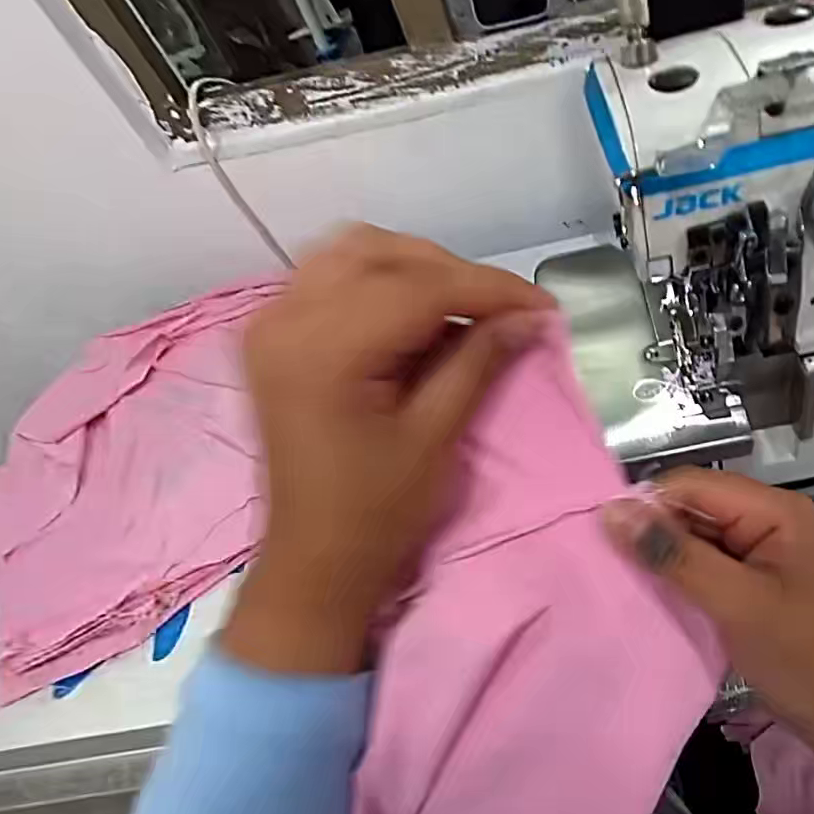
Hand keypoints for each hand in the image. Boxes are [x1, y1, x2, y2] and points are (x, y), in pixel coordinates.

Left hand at [222, 225, 553, 674]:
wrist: (316, 561)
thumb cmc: (379, 513)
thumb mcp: (436, 436)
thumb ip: (478, 363)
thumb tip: (529, 318)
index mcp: (325, 350)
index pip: (418, 286)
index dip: (490, 288)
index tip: (542, 304)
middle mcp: (285, 318)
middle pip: (381, 252)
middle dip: (455, 273)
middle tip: (505, 310)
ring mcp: (271, 323)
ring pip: (354, 253)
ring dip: (417, 269)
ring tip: (466, 309)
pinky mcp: (276, 336)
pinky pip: (334, 277)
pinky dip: (384, 282)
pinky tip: (417, 315)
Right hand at [599, 467, 813, 733]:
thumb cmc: (801, 659)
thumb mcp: (736, 604)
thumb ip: (675, 555)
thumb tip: (614, 511)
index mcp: (775, 510)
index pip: (693, 485)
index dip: (648, 504)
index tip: (605, 538)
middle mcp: (767, 517)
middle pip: (692, 505)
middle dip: (653, 529)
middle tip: (610, 564)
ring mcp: (759, 546)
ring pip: (693, 532)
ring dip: (662, 552)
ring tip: (625, 579)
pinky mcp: (750, 574)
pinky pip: (703, 558)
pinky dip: (677, 571)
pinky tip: (654, 591)